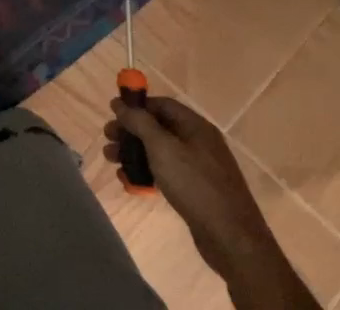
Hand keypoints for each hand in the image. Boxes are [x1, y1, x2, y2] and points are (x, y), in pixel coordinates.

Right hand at [104, 96, 280, 276]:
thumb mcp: (162, 148)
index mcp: (195, 126)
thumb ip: (139, 122)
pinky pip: (166, 172)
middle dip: (130, 132)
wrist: (231, 237)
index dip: (136, 106)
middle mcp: (198, 142)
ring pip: (159, 151)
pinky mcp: (195, 189)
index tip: (113, 114)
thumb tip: (119, 103)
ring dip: (133, 153)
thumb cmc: (195, 184)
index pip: (161, 104)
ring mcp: (198, 167)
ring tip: (112, 161)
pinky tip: (129, 182)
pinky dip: (147, 173)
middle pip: (157, 128)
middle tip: (108, 139)